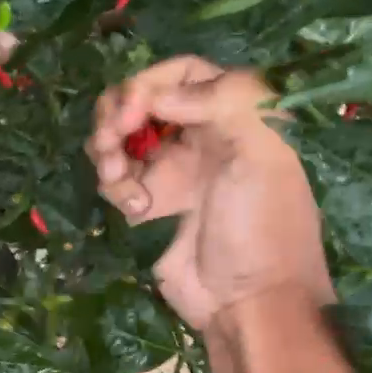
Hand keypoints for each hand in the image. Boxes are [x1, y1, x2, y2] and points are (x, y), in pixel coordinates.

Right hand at [86, 58, 352, 372]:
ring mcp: (170, 169)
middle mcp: (199, 135)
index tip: (132, 112)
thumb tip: (153, 94)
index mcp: (236, 115)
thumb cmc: (264, 226)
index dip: (149, 84)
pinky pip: (114, 178)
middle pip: (140, 101)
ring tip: (115, 175)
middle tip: (111, 140)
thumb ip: (222, 106)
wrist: (244, 298)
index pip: (183, 73)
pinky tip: (134, 207)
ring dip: (107, 151)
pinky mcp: (145, 202)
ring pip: (119, 138)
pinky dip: (114, 186)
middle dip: (116, 115)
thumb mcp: (260, 155)